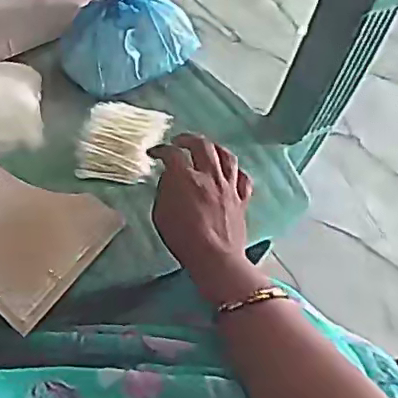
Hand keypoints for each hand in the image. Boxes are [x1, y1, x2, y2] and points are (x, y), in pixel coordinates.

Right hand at [150, 134, 267, 304]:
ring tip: (206, 149)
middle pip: (202, 145)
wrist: (215, 257)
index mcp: (185, 178)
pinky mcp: (242, 199)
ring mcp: (229, 186)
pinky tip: (229, 172)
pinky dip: (235, 171)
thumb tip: (170, 178)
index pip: (172, 154)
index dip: (160, 150)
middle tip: (179, 142)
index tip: (154, 153)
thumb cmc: (182, 237)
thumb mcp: (161, 213)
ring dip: (214, 148)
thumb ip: (165, 190)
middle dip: (188, 139)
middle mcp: (209, 176)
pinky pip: (243, 178)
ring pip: (227, 156)